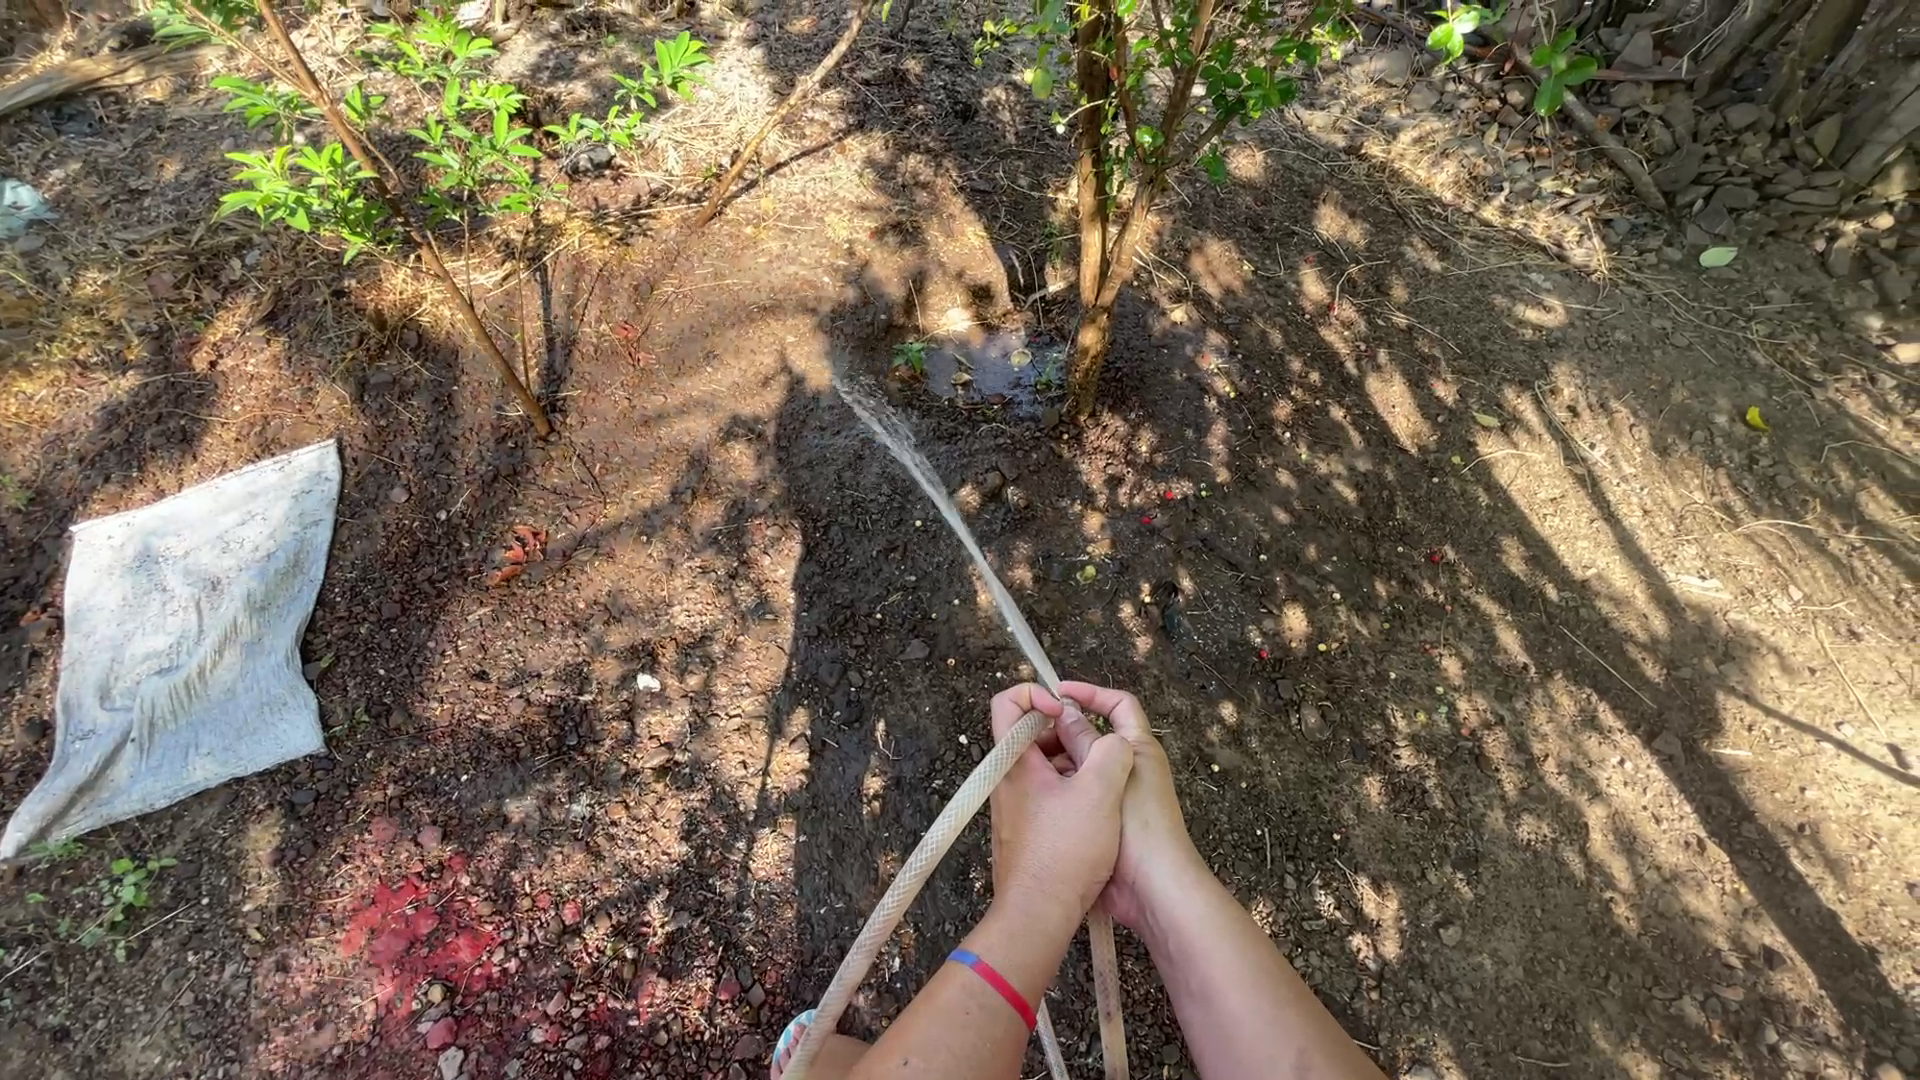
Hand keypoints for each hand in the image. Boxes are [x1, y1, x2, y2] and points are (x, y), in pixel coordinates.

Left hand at [987, 684, 1134, 923]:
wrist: (1037, 915)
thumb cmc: (1065, 851)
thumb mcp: (1100, 793)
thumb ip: (1110, 754)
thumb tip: (1111, 738)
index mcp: (1013, 759)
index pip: (1006, 702)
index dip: (1035, 695)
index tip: (1066, 712)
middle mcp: (1005, 778)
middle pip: (1027, 733)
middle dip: (1063, 733)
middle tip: (1093, 750)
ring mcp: (1011, 805)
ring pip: (1039, 765)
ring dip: (1070, 764)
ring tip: (1101, 783)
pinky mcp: (1022, 829)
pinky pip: (1043, 793)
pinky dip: (1066, 790)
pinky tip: (1093, 812)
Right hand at [1055, 682, 1206, 933]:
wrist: (1154, 890)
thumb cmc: (1138, 824)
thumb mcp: (1109, 774)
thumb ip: (1085, 740)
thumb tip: (1066, 712)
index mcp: (1139, 747)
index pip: (1119, 704)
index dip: (1091, 693)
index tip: (1058, 692)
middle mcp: (1129, 766)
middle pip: (1092, 736)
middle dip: (1063, 732)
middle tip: (1030, 734)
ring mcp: (1115, 795)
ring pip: (1079, 766)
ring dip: (1056, 763)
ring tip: (1027, 765)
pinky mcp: (1103, 820)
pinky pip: (1076, 794)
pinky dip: (1059, 789)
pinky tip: (1036, 794)